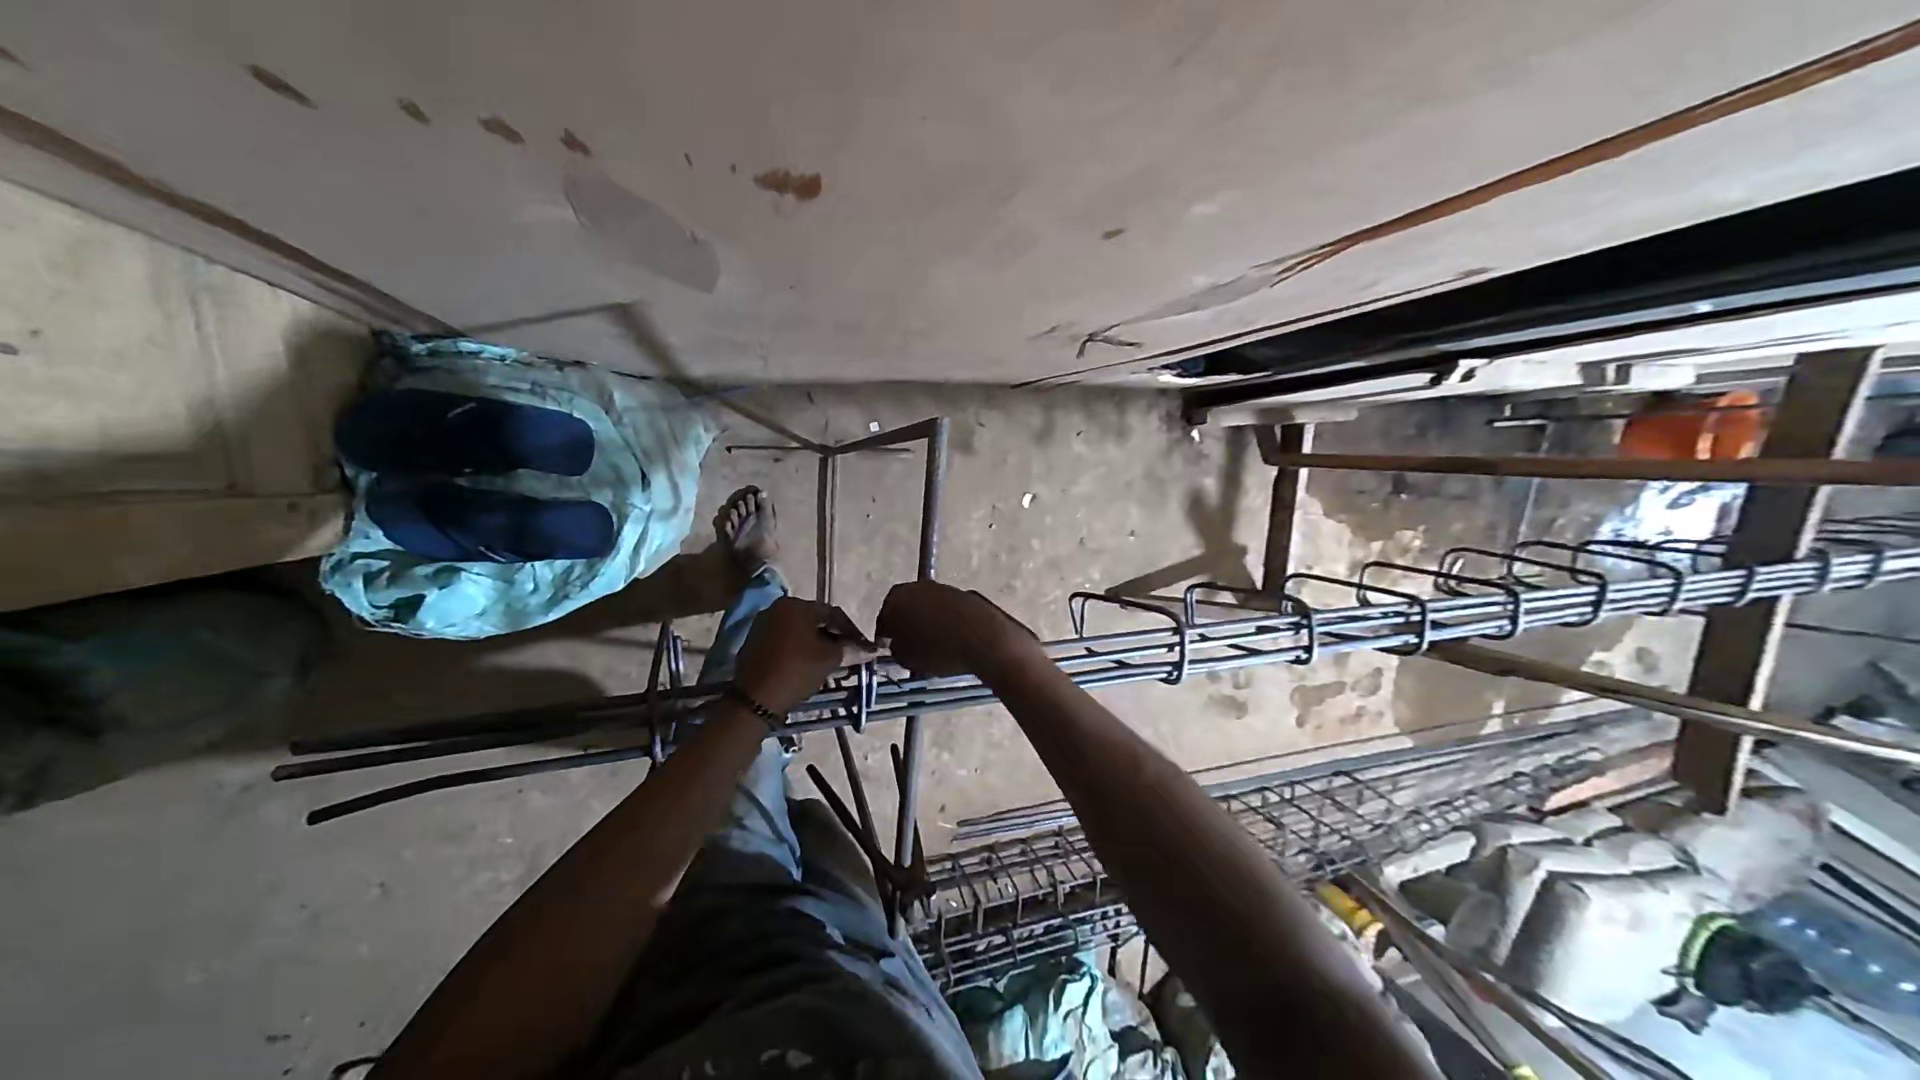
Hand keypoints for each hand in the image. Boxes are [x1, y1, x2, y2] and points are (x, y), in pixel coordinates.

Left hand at [733, 597, 852, 712]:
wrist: (755, 698)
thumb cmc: (796, 670)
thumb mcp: (829, 659)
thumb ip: (850, 649)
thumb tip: (870, 649)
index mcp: (796, 605)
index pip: (833, 614)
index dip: (852, 631)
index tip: (864, 647)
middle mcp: (778, 608)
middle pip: (816, 621)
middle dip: (834, 638)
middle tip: (849, 655)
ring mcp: (764, 623)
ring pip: (800, 631)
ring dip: (818, 644)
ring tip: (832, 663)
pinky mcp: (756, 640)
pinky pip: (786, 640)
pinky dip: (801, 649)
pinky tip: (810, 664)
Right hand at [876, 581, 1037, 676]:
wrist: (982, 636)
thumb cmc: (938, 650)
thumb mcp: (907, 660)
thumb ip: (897, 650)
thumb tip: (899, 645)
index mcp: (894, 600)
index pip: (883, 621)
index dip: (885, 637)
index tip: (890, 649)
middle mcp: (915, 587)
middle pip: (905, 607)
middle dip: (905, 624)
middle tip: (910, 645)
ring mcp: (941, 587)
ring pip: (926, 606)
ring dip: (927, 621)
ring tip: (934, 644)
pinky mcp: (963, 593)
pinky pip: (947, 609)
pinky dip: (946, 621)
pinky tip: (952, 638)